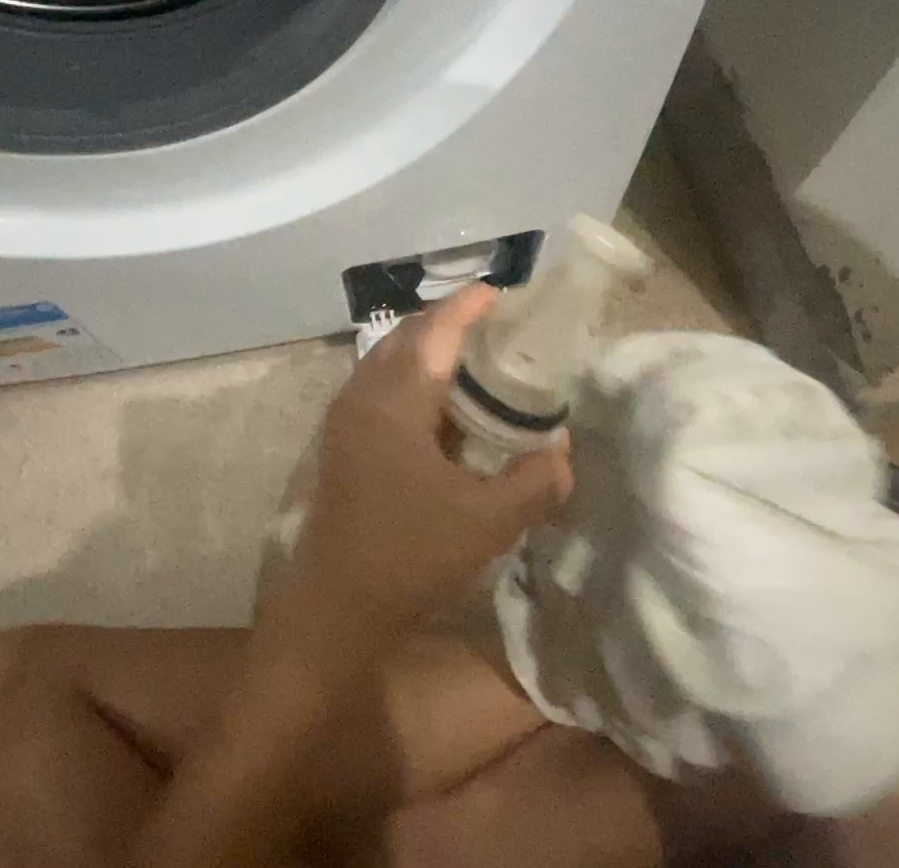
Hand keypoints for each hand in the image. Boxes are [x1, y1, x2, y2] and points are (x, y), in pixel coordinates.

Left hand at [290, 285, 574, 633]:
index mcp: (395, 403)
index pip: (434, 332)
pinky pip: (380, 387)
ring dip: (427, 349)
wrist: (337, 606)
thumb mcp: (488, 523)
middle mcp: (363, 397)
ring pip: (388, 360)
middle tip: (496, 328)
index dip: (466, 306)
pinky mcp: (342, 442)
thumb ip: (534, 482)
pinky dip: (413, 378)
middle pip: (406, 337)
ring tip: (476, 361)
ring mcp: (345, 420)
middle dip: (448, 322)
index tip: (501, 292)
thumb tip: (562, 453)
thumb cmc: (410, 557)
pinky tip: (444, 407)